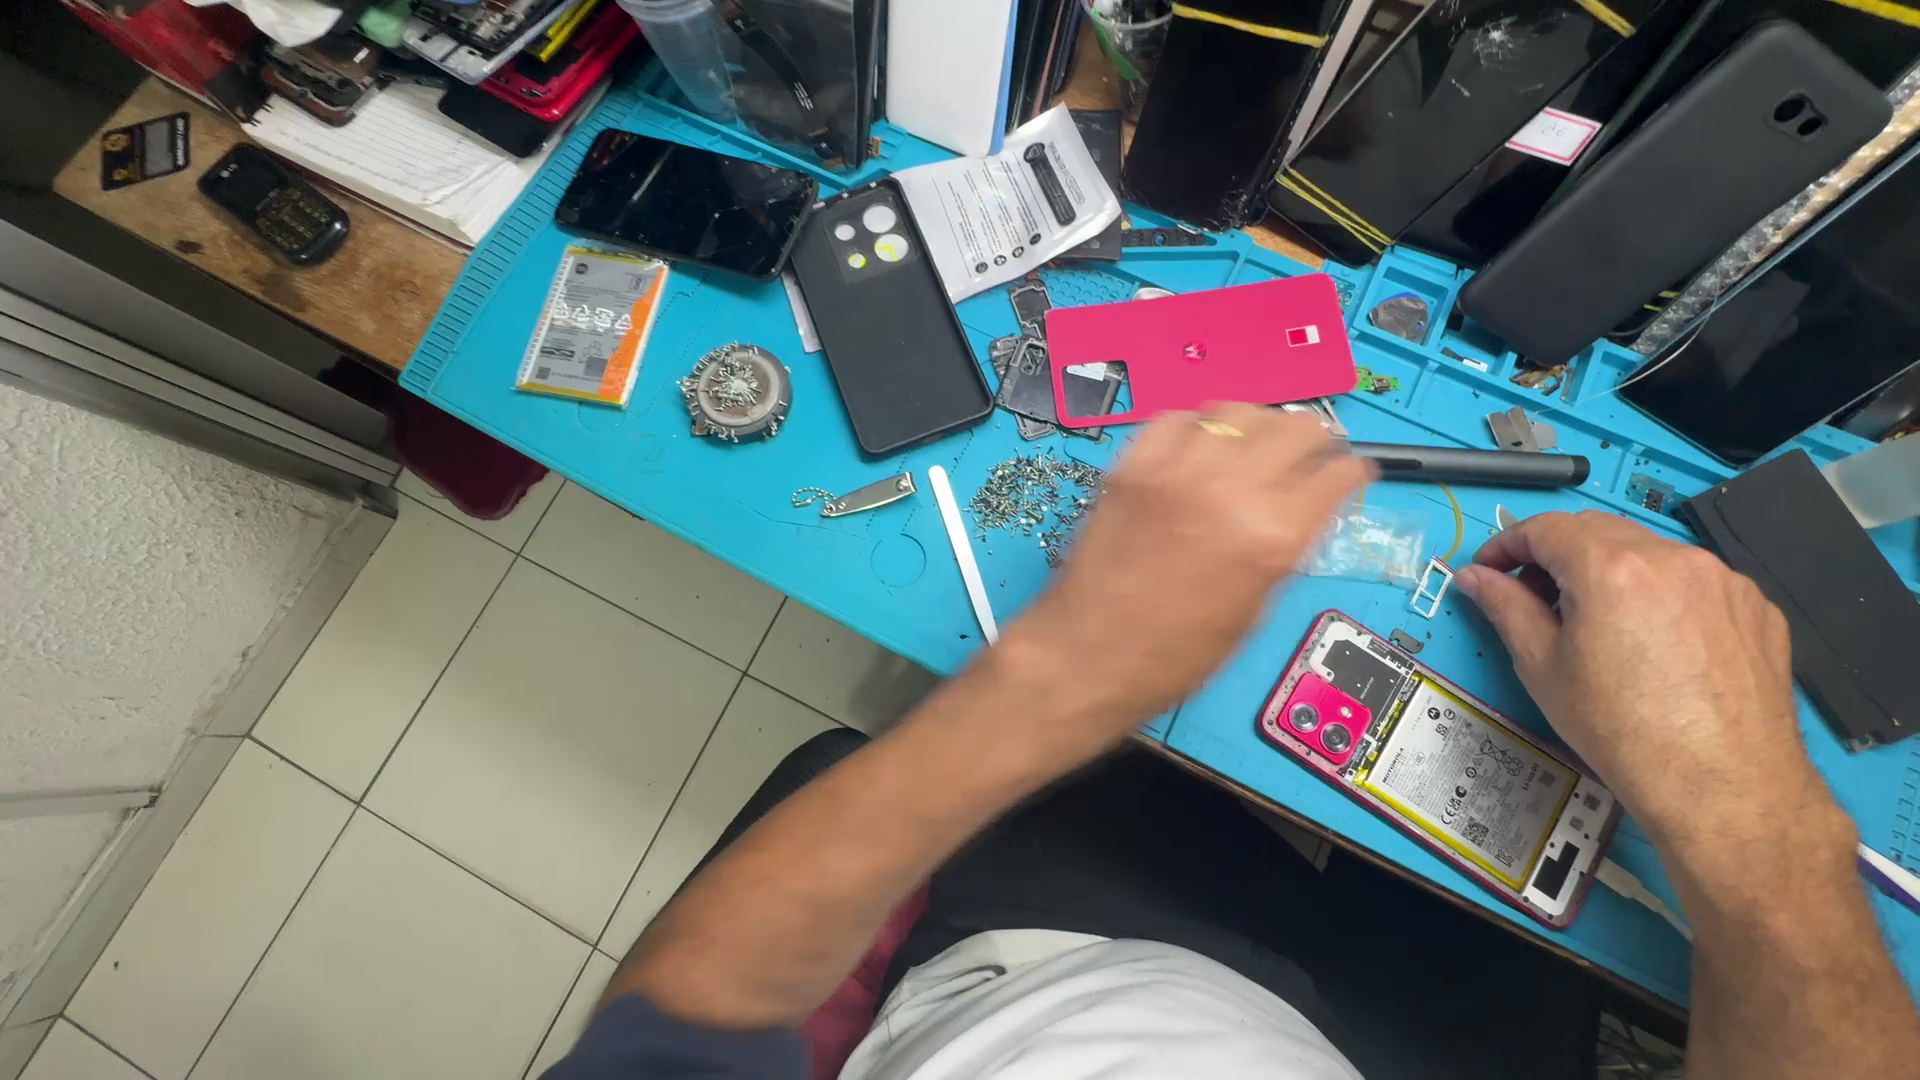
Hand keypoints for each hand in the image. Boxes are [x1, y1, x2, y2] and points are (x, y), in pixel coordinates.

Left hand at [995, 404, 1371, 754]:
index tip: (1345, 476)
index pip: (1338, 473)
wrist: (1089, 654)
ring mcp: (1175, 472)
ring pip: (1235, 411)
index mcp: (1273, 536)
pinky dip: (1194, 427)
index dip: (1349, 473)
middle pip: (1296, 426)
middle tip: (1304, 455)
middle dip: (1312, 439)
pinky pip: (1173, 420)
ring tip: (1251, 447)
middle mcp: (1230, 490)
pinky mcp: (1130, 467)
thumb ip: (1283, 548)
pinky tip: (1197, 449)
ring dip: (1255, 425)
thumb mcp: (1254, 610)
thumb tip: (1299, 511)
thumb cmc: (1176, 655)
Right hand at [1454, 511, 1847, 861]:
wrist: (1723, 785)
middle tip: (1528, 593)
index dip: (1505, 544)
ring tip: (1587, 618)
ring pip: (1645, 551)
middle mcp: (1673, 559)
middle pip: (1595, 530)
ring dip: (1604, 568)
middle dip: (1553, 552)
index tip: (1488, 570)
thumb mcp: (1540, 663)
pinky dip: (1653, 590)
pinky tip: (1644, 637)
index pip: (1545, 528)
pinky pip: (1689, 579)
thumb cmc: (1617, 726)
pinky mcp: (1756, 607)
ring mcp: (1723, 580)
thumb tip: (1473, 576)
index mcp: (1612, 568)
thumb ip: (1504, 605)